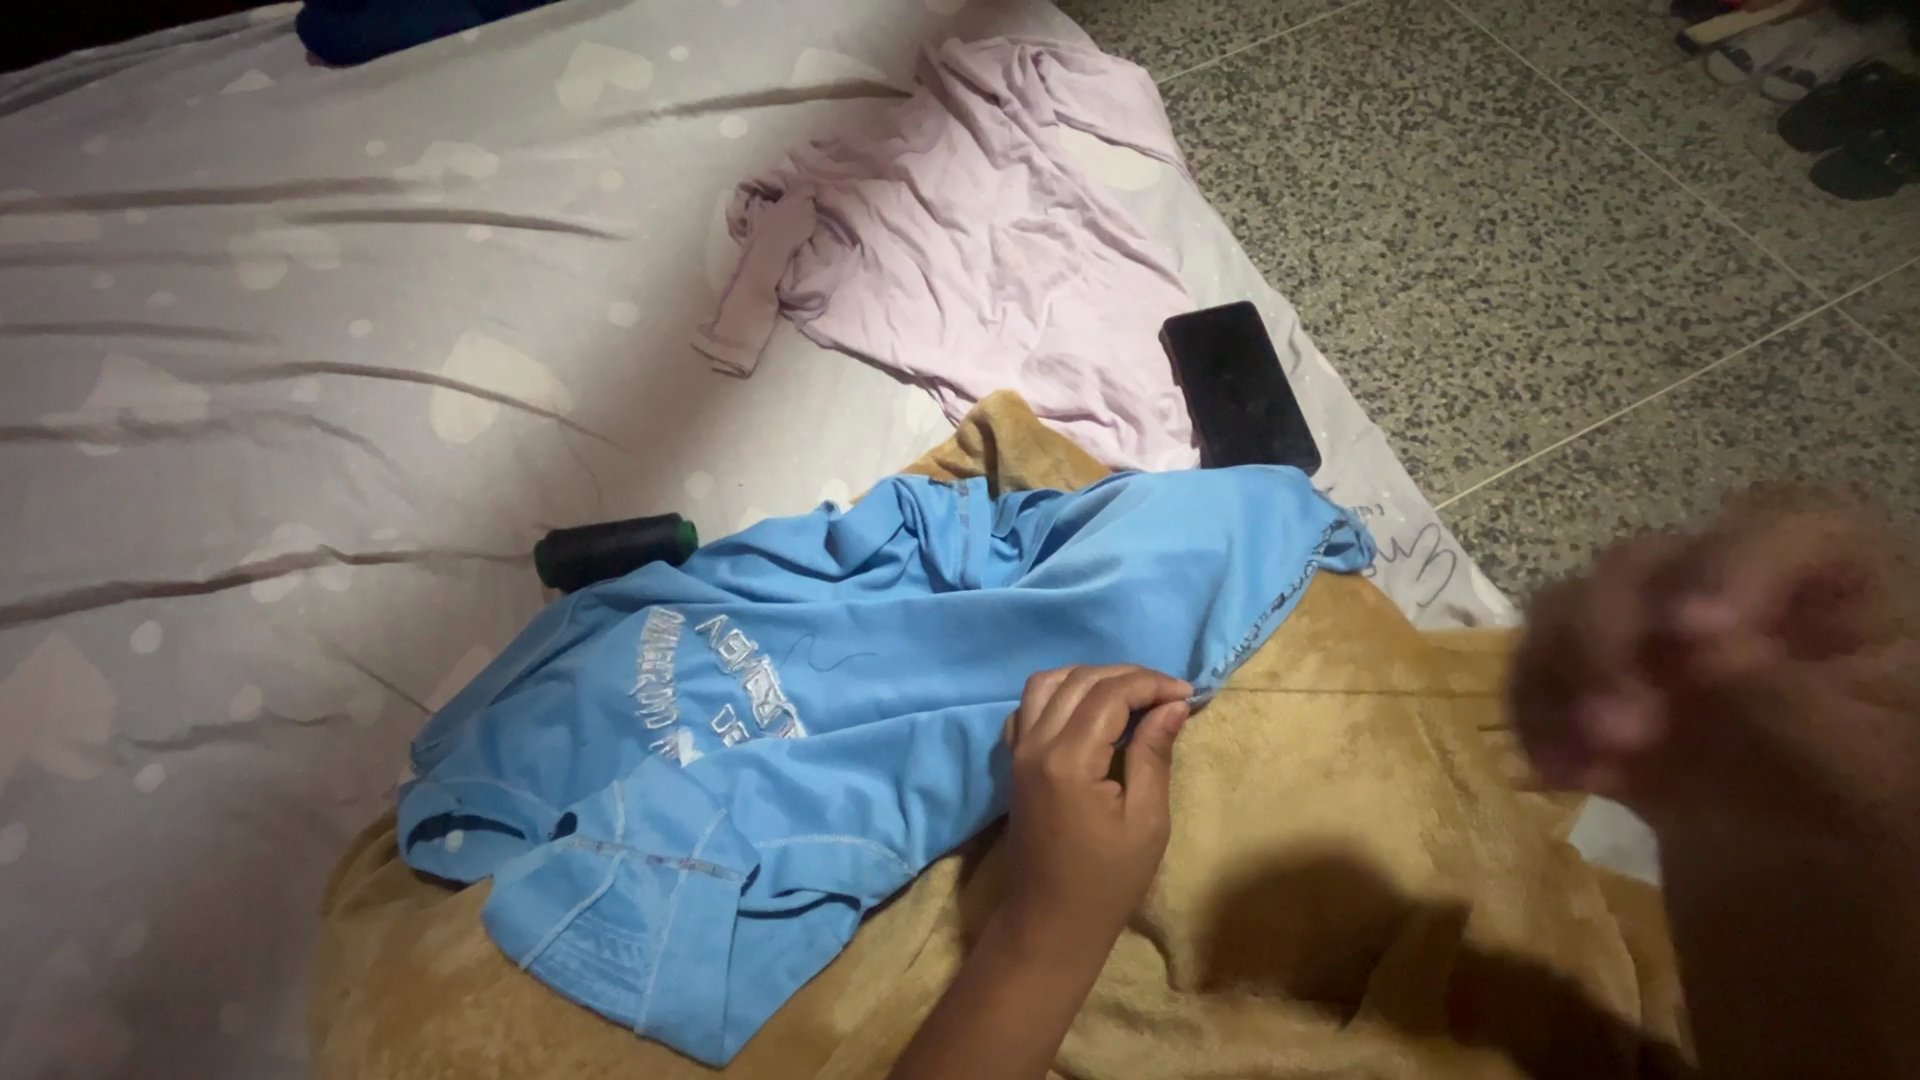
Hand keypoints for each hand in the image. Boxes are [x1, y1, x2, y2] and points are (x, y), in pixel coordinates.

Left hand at [999, 665, 1191, 959]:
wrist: (1049, 919)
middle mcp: (1036, 743)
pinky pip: (1027, 706)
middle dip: (1127, 676)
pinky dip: (1057, 692)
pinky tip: (1086, 708)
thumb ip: (1153, 754)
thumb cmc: (1107, 880)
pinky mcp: (1013, 758)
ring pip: (1047, 682)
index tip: (1186, 693)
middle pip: (1080, 680)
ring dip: (1090, 676)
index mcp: (1069, 759)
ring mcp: (1018, 748)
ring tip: (1129, 692)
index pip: (1109, 694)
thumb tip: (1173, 704)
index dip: (1151, 684)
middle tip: (1166, 691)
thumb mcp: (1146, 821)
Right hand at [1509, 487, 1918, 832]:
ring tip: (1585, 768)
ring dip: (1559, 679)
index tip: (1693, 636)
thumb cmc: (1863, 818)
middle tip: (1617, 731)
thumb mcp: (1867, 783)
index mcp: (1834, 591)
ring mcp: (1638, 621)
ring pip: (1565, 603)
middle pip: (1640, 562)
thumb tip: (1704, 654)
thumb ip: (1799, 713)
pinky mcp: (1578, 663)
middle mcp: (1722, 584)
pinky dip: (1532, 715)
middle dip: (1611, 641)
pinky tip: (1562, 773)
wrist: (1797, 870)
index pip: (1790, 526)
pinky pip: (1527, 663)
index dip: (1734, 563)